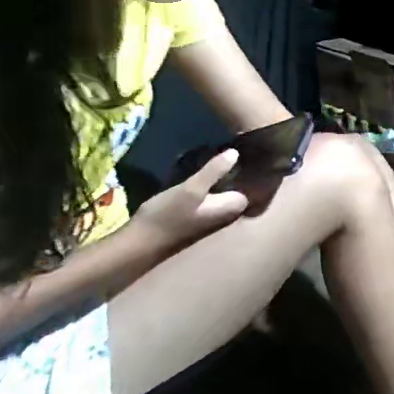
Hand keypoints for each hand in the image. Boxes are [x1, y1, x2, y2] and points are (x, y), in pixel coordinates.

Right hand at [132, 150, 249, 253]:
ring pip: (224, 191)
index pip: (253, 184)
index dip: (250, 168)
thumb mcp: (191, 189)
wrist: (140, 245)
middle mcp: (228, 215)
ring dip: (220, 177)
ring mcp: (214, 218)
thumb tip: (236, 153)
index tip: (248, 149)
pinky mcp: (200, 218)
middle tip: (229, 148)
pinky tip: (200, 172)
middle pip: (239, 187)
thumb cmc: (167, 216)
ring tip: (214, 154)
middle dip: (235, 171)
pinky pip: (212, 197)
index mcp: (232, 207)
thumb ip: (214, 172)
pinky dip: (209, 185)